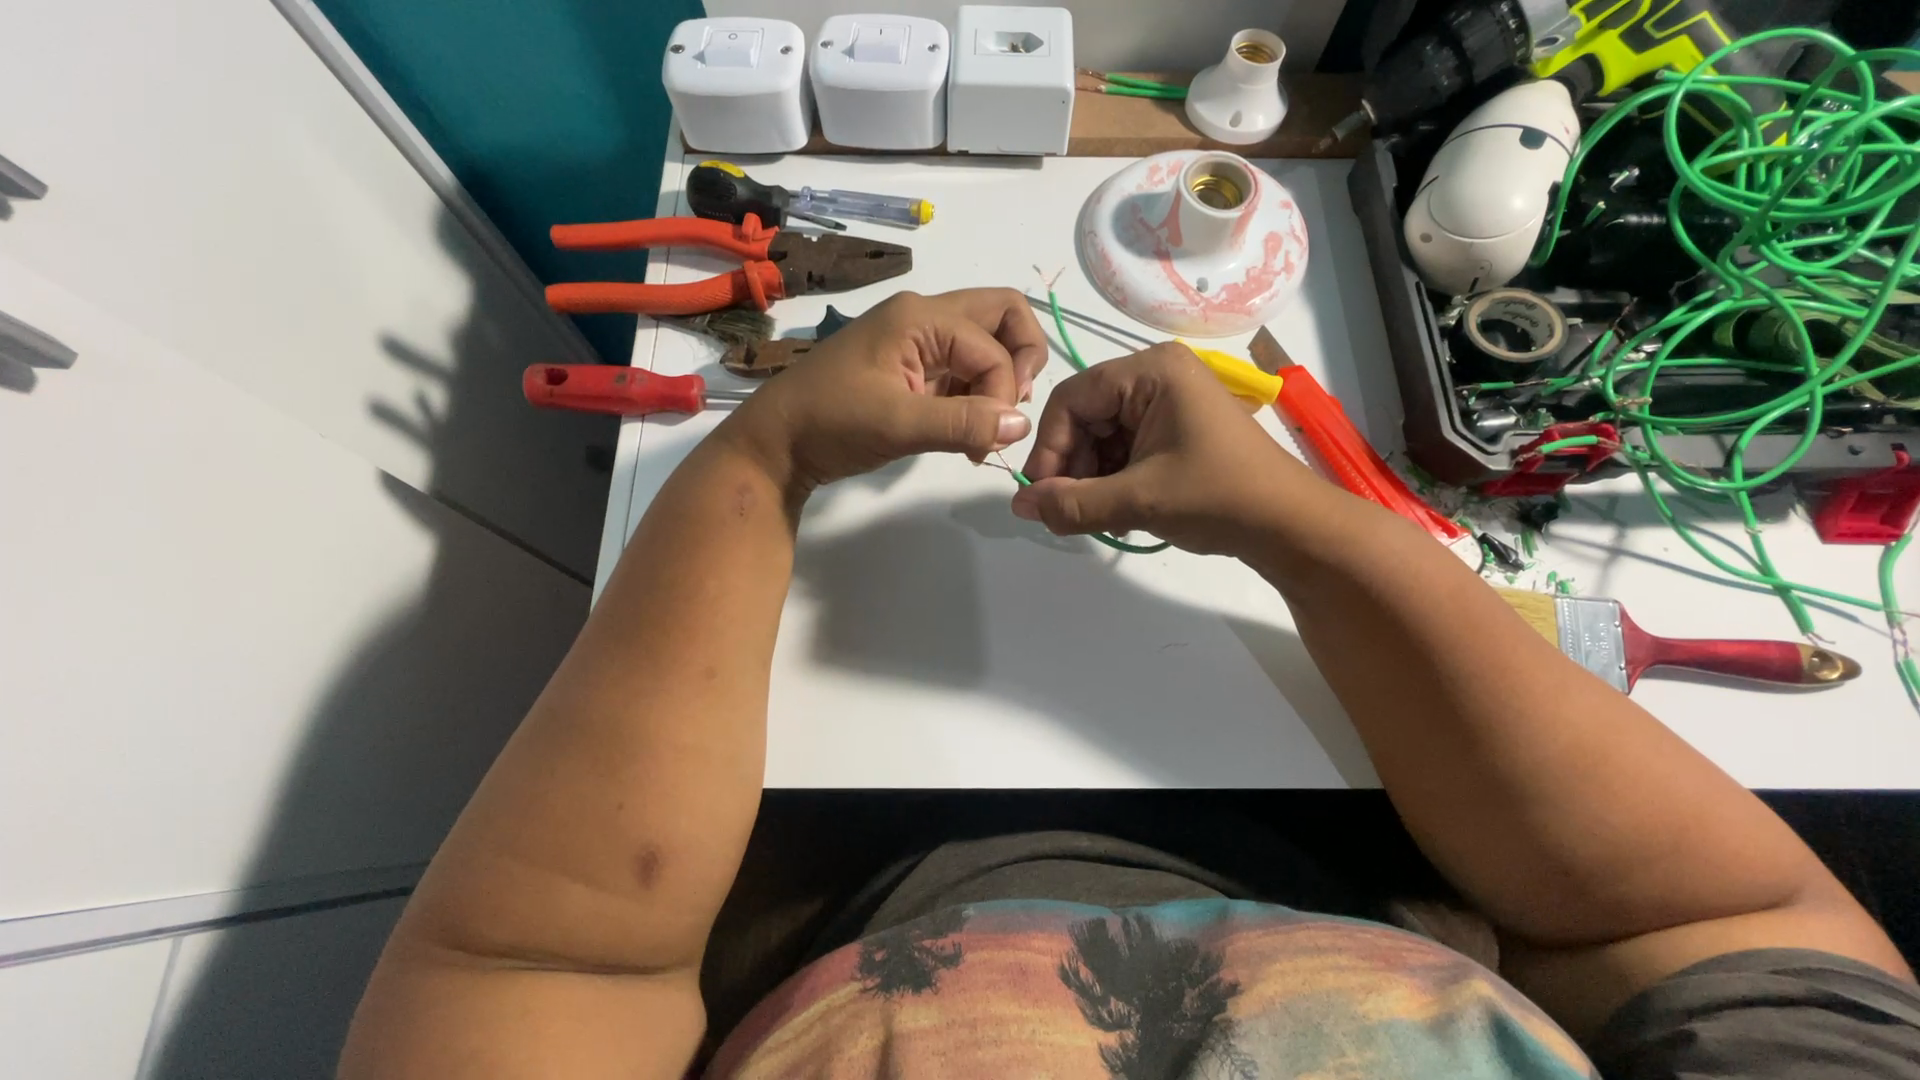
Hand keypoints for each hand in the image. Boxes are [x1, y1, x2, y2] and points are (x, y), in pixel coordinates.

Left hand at [719, 289, 1047, 490]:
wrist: (777, 443)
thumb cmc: (831, 423)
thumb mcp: (898, 424)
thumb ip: (963, 422)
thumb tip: (1021, 425)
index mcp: (921, 316)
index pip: (994, 346)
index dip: (1004, 392)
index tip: (988, 440)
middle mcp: (925, 318)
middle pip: (1002, 316)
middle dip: (1021, 361)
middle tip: (1012, 410)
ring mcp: (919, 344)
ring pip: (986, 344)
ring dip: (999, 384)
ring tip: (984, 434)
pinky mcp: (914, 371)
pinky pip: (964, 372)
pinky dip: (977, 399)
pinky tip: (966, 436)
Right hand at [1010, 343, 1326, 555]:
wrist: (1290, 526)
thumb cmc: (1218, 498)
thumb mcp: (1138, 500)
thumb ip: (1073, 503)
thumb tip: (1020, 506)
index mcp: (1151, 371)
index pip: (1073, 399)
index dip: (1049, 448)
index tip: (1041, 496)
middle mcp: (1157, 376)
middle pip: (1086, 417)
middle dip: (1072, 467)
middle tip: (1067, 513)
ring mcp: (1169, 402)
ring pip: (1103, 437)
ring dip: (1091, 479)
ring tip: (1098, 518)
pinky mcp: (1176, 429)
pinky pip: (1126, 448)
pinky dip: (1113, 480)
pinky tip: (1117, 512)